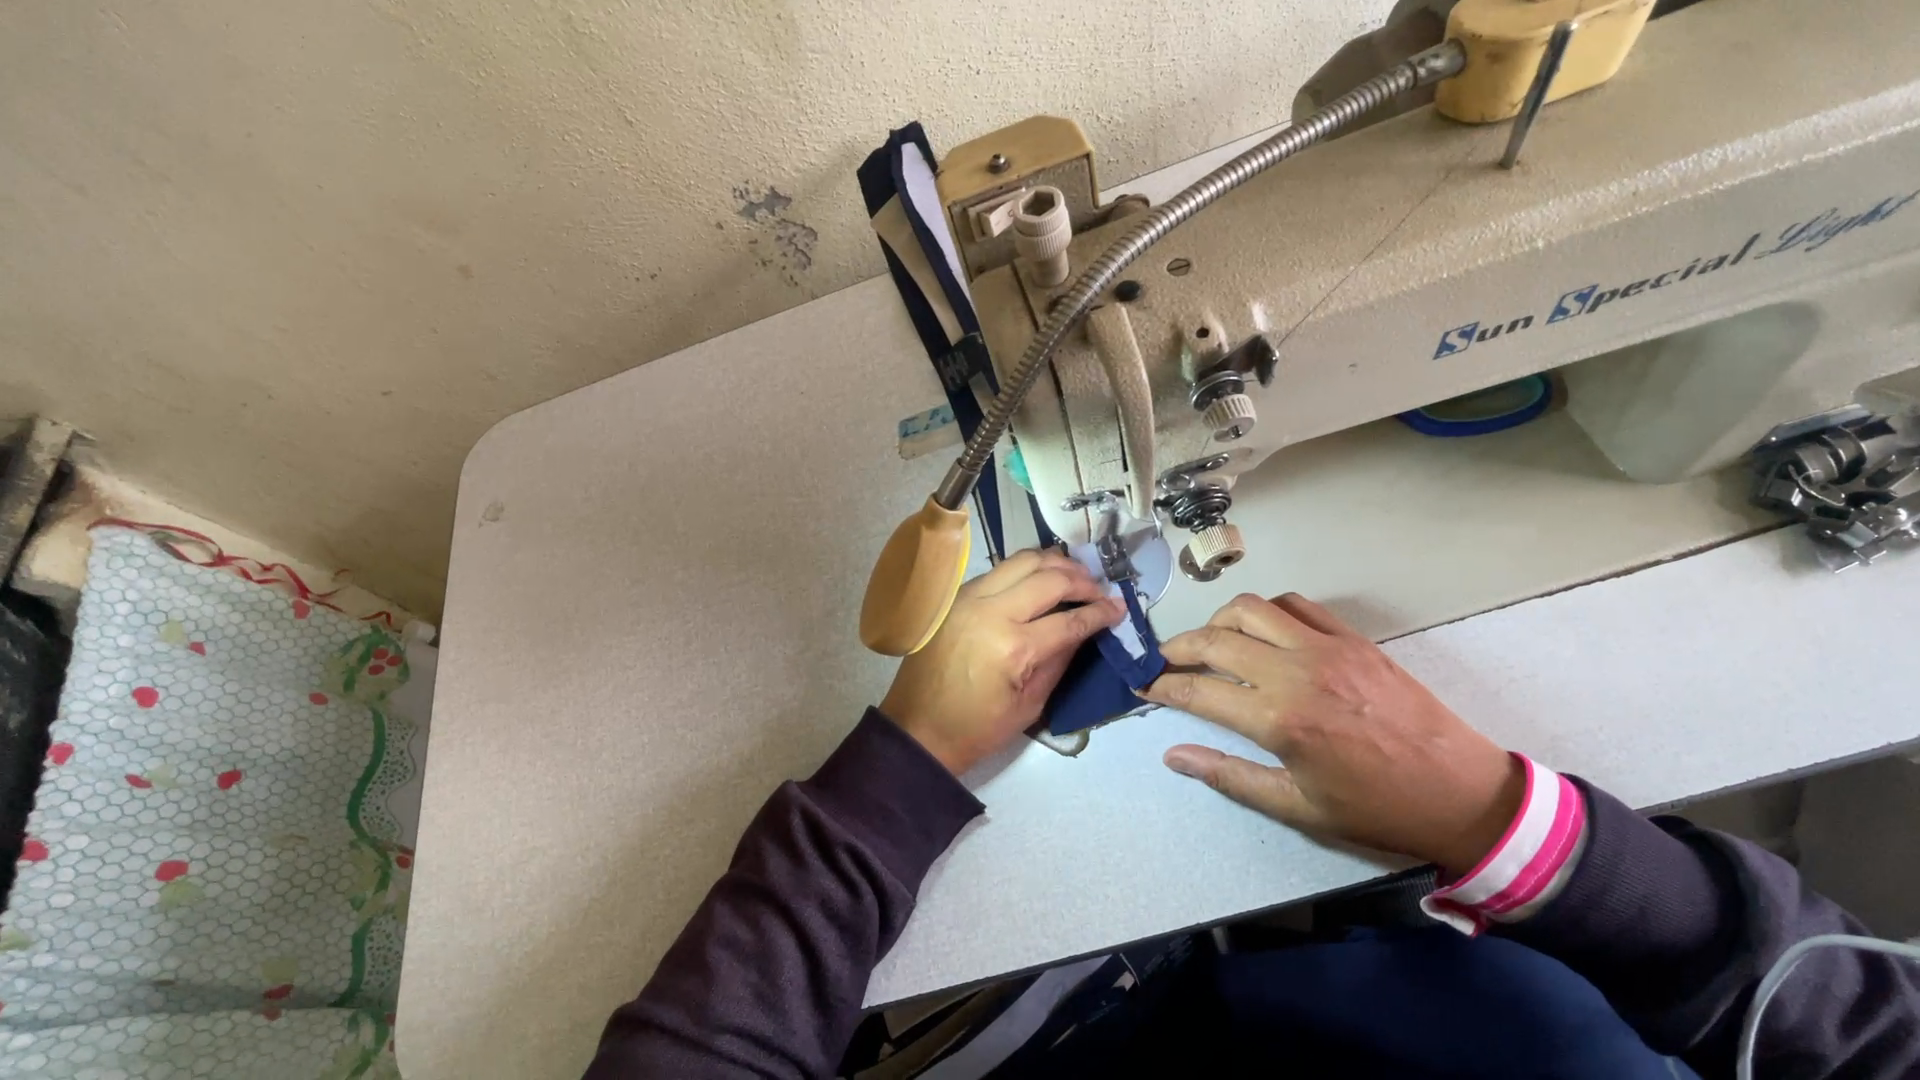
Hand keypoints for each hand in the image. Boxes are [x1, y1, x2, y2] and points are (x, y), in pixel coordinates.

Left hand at [882, 549, 1124, 774]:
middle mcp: (990, 611)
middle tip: (1099, 590)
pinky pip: (997, 570)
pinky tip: (1040, 580)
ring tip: (1074, 576)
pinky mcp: (954, 597)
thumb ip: (1060, 660)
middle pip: (1048, 577)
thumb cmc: (977, 728)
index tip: (1119, 608)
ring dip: (1053, 564)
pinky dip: (1024, 570)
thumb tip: (1085, 628)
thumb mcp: (1030, 704)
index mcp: (1012, 647)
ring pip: (1021, 560)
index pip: (1069, 619)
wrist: (918, 728)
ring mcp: (968, 598)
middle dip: (1081, 581)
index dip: (1100, 612)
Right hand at [1140, 593, 1523, 875]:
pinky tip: (1260, 631)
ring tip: (1209, 643)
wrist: (1460, 792)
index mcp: (1280, 721)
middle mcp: (1296, 673)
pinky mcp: (1352, 639)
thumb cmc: (1375, 809)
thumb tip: (1173, 755)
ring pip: (1251, 610)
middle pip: (1215, 640)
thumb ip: (1229, 776)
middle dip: (1176, 648)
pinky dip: (1266, 610)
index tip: (1141, 684)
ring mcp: (1326, 648)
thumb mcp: (1297, 808)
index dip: (1161, 686)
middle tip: (1161, 661)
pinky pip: (1296, 605)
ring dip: (1218, 622)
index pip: (1199, 690)